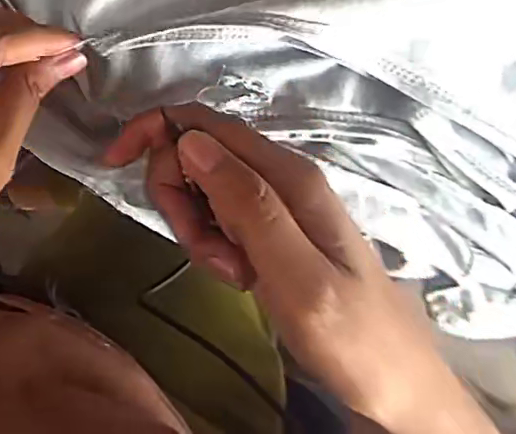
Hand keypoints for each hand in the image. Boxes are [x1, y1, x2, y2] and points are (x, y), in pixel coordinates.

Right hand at [103, 106, 493, 433]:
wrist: (400, 394)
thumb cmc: (353, 338)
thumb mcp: (298, 277)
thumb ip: (247, 204)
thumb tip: (190, 141)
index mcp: (285, 172)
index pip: (200, 122)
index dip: (152, 131)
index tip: (115, 161)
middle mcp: (277, 172)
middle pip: (194, 151)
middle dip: (177, 194)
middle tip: (200, 246)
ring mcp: (272, 198)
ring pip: (199, 183)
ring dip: (194, 223)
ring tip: (227, 269)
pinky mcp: (266, 223)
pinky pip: (214, 211)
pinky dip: (207, 239)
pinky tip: (235, 272)